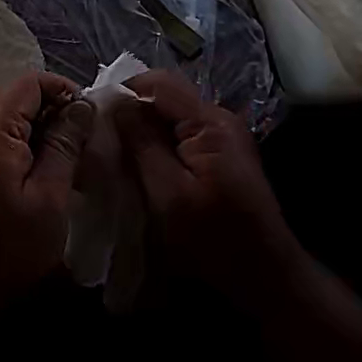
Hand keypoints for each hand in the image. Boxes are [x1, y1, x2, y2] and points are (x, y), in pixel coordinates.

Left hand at [0, 71, 93, 316]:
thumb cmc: (5, 247)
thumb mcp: (49, 198)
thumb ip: (65, 146)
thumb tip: (81, 106)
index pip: (31, 82)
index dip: (65, 91)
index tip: (93, 120)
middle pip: (20, 97)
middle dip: (57, 112)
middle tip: (87, 146)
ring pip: (12, 118)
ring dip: (44, 132)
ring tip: (73, 165)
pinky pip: (1, 138)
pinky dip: (27, 147)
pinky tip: (48, 177)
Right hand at [117, 69, 309, 308]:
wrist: (266, 278)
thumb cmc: (214, 238)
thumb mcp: (168, 192)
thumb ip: (142, 143)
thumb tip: (117, 104)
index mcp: (210, 122)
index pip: (158, 83)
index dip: (123, 92)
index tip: (95, 115)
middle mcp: (219, 120)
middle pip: (164, 97)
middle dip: (130, 112)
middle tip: (101, 137)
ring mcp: (222, 137)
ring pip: (169, 116)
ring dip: (142, 130)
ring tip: (116, 153)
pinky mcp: (220, 155)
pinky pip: (179, 134)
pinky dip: (156, 144)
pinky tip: (141, 166)